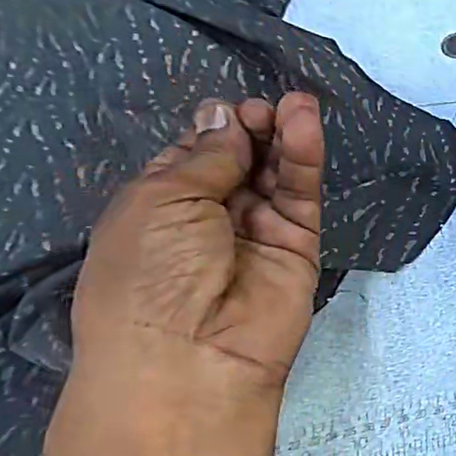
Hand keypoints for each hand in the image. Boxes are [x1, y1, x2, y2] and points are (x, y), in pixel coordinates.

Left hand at [73, 93, 324, 405]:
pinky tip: (307, 125)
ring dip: (284, 137)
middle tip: (264, 108)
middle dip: (251, 129)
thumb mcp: (160, 201)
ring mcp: (259, 228)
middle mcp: (212, 214)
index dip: (213, 130)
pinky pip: (303, 194)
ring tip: (297, 105)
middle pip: (240, 159)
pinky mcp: (301, 242)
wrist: (194, 350)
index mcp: (161, 203)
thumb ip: (206, 158)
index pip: (194, 155)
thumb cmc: (149, 273)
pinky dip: (306, 159)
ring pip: (277, 173)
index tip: (230, 110)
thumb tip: (226, 116)